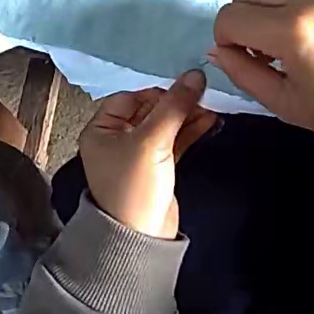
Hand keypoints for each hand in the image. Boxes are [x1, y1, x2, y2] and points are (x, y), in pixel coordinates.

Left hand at [78, 69, 218, 237]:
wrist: (140, 238)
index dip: (156, 92)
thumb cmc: (134, 186)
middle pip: (149, 110)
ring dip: (187, 116)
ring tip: (212, 107)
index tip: (183, 90)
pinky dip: (189, 132)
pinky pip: (173, 142)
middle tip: (203, 96)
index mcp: (101, 130)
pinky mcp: (157, 167)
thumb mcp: (152, 141)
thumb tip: (195, 74)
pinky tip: (209, 121)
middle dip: (176, 104)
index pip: (130, 97)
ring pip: (164, 126)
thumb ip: (175, 106)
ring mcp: (138, 154)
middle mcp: (116, 139)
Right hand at [208, 0, 313, 156]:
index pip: (229, 17)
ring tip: (299, 41)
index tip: (246, 60)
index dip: (227, 41)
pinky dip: (301, 2)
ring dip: (272, 9)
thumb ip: (244, 74)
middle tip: (269, 52)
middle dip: (245, 22)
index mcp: (293, 31)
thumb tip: (219, 50)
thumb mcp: (288, 105)